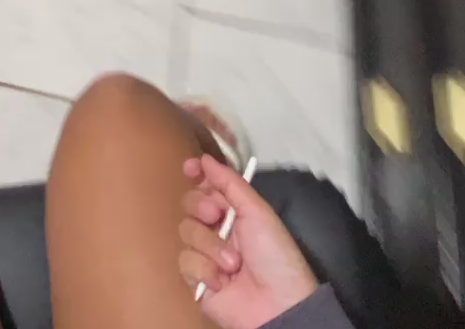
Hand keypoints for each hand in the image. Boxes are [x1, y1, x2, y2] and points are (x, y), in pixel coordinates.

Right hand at [179, 155, 318, 328]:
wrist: (278, 307)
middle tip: (215, 215)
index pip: (207, 186)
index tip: (190, 168)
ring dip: (210, 246)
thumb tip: (205, 157)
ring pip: (186, 231)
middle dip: (200, 207)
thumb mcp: (257, 212)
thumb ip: (229, 183)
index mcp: (233, 211)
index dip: (196, 174)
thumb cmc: (274, 255)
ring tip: (233, 264)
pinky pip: (185, 262)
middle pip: (190, 204)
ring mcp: (205, 254)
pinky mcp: (197, 280)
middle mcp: (216, 229)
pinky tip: (222, 281)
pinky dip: (204, 270)